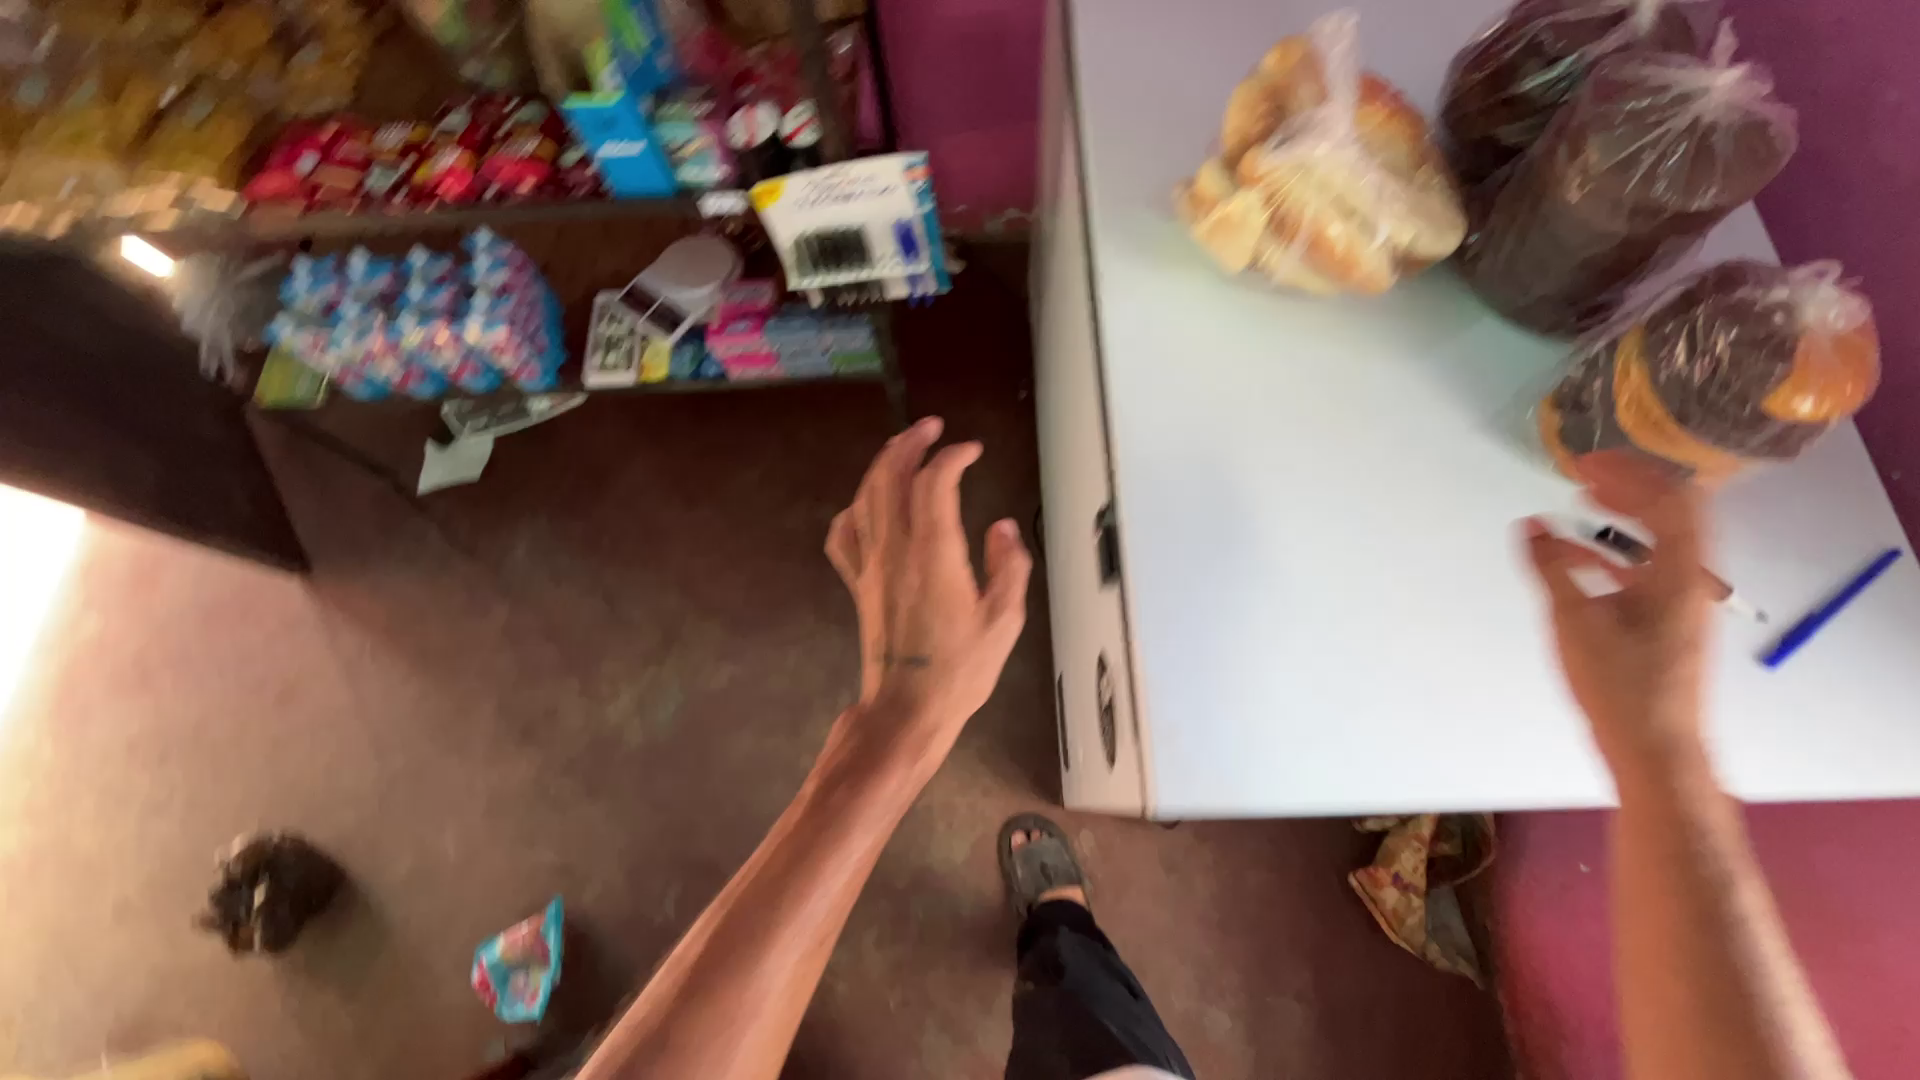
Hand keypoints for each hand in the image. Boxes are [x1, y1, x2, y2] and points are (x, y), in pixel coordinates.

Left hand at [824, 417, 1032, 777]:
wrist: (908, 708)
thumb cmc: (961, 669)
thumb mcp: (1004, 620)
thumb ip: (1009, 565)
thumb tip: (1001, 527)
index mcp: (935, 554)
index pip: (934, 483)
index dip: (952, 456)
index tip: (972, 450)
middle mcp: (896, 550)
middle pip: (890, 478)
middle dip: (909, 443)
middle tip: (931, 428)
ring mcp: (870, 566)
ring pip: (865, 498)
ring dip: (881, 465)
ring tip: (901, 449)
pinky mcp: (858, 585)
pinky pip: (843, 537)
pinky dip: (852, 511)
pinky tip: (865, 506)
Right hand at [1521, 452, 1712, 777]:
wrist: (1653, 744)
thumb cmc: (1618, 684)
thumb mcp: (1573, 621)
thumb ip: (1550, 568)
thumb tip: (1530, 523)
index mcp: (1677, 575)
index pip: (1671, 502)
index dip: (1632, 474)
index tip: (1587, 461)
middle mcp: (1689, 582)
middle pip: (1674, 516)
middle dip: (1629, 488)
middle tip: (1584, 474)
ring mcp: (1679, 603)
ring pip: (1662, 542)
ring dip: (1626, 516)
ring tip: (1585, 504)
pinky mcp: (1664, 622)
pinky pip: (1647, 568)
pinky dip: (1617, 550)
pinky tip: (1583, 557)